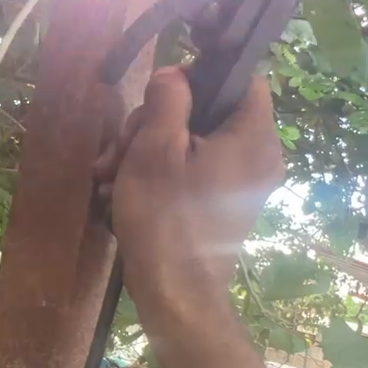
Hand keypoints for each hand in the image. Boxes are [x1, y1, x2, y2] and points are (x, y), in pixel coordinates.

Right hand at [95, 67, 284, 319]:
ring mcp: (242, 183)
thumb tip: (173, 73)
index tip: (158, 93)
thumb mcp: (154, 149)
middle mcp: (259, 157)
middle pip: (205, 112)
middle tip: (116, 150)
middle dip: (152, 125)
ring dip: (143, 152)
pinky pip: (191, 170)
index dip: (199, 75)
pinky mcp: (222, 204)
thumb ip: (167, 101)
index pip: (242, 78)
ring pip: (190, 142)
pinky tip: (119, 192)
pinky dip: (156, 175)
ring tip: (108, 178)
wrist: (174, 294)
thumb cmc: (164, 217)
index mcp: (254, 138)